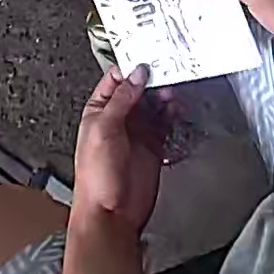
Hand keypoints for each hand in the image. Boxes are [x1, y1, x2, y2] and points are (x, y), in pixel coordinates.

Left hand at [71, 64, 164, 234]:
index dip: (131, 67)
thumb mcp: (104, 129)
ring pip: (153, 103)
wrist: (111, 216)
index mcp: (99, 109)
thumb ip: (121, 99)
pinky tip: (177, 107)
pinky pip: (165, 121)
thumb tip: (137, 74)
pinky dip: (172, 113)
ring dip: (164, 94)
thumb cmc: (96, 177)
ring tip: (173, 90)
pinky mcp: (152, 144)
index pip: (116, 78)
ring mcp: (137, 130)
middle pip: (138, 88)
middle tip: (166, 71)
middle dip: (152, 79)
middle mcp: (119, 117)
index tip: (147, 58)